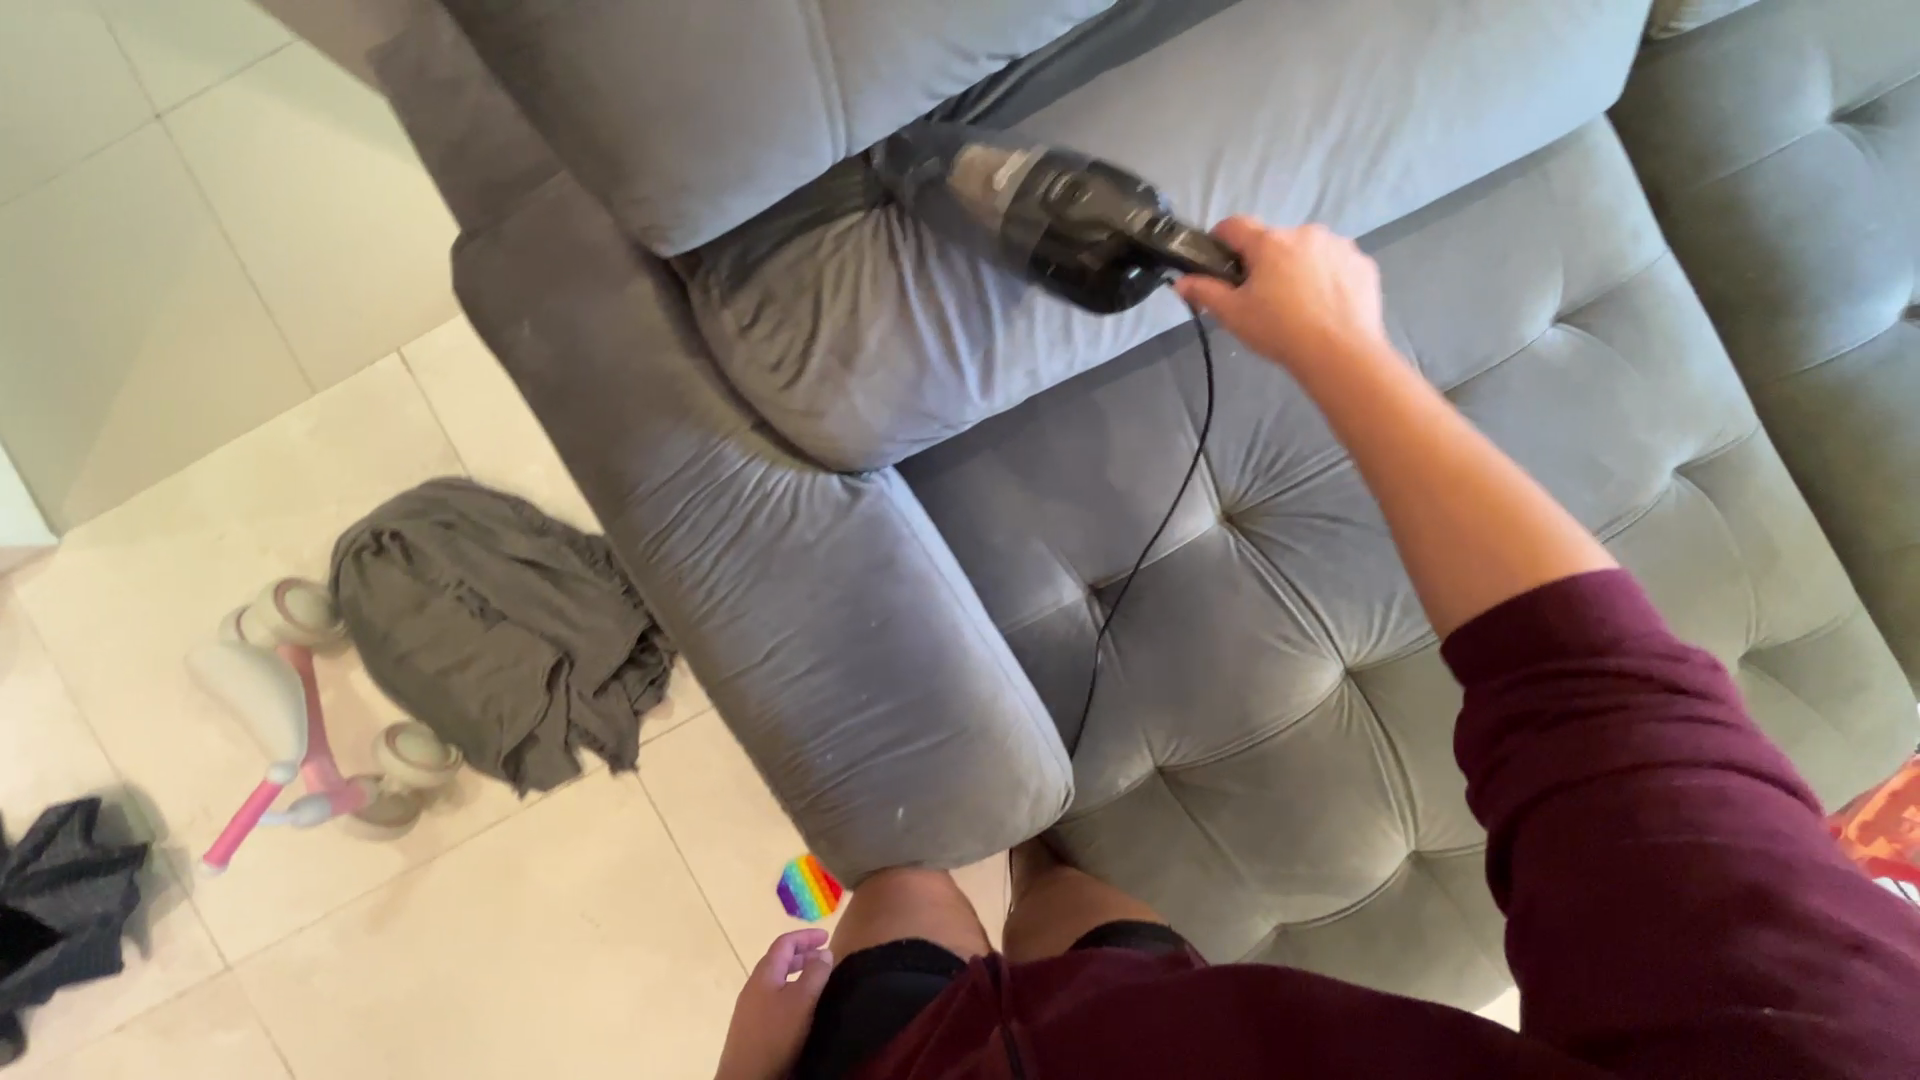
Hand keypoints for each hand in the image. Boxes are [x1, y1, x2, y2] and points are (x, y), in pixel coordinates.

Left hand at [715, 929, 833, 1079]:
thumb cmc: (775, 1035)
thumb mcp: (802, 1000)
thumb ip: (815, 973)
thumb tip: (824, 952)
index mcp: (764, 973)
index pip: (785, 942)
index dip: (806, 936)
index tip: (827, 937)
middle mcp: (754, 985)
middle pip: (779, 959)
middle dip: (803, 954)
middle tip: (824, 958)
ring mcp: (749, 1007)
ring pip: (776, 980)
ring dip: (796, 975)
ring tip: (815, 983)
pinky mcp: (750, 1027)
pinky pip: (772, 998)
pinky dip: (789, 992)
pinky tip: (799, 1010)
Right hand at [1174, 218, 1390, 375]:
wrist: (1340, 352)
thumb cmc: (1279, 331)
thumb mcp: (1233, 315)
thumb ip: (1205, 292)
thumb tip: (1180, 282)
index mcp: (1269, 243)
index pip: (1235, 225)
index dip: (1220, 239)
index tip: (1218, 261)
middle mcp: (1305, 234)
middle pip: (1274, 242)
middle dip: (1264, 263)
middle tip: (1261, 298)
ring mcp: (1339, 245)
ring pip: (1307, 251)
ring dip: (1297, 268)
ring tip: (1297, 305)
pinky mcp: (1362, 263)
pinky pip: (1336, 265)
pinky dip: (1327, 279)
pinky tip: (1324, 307)